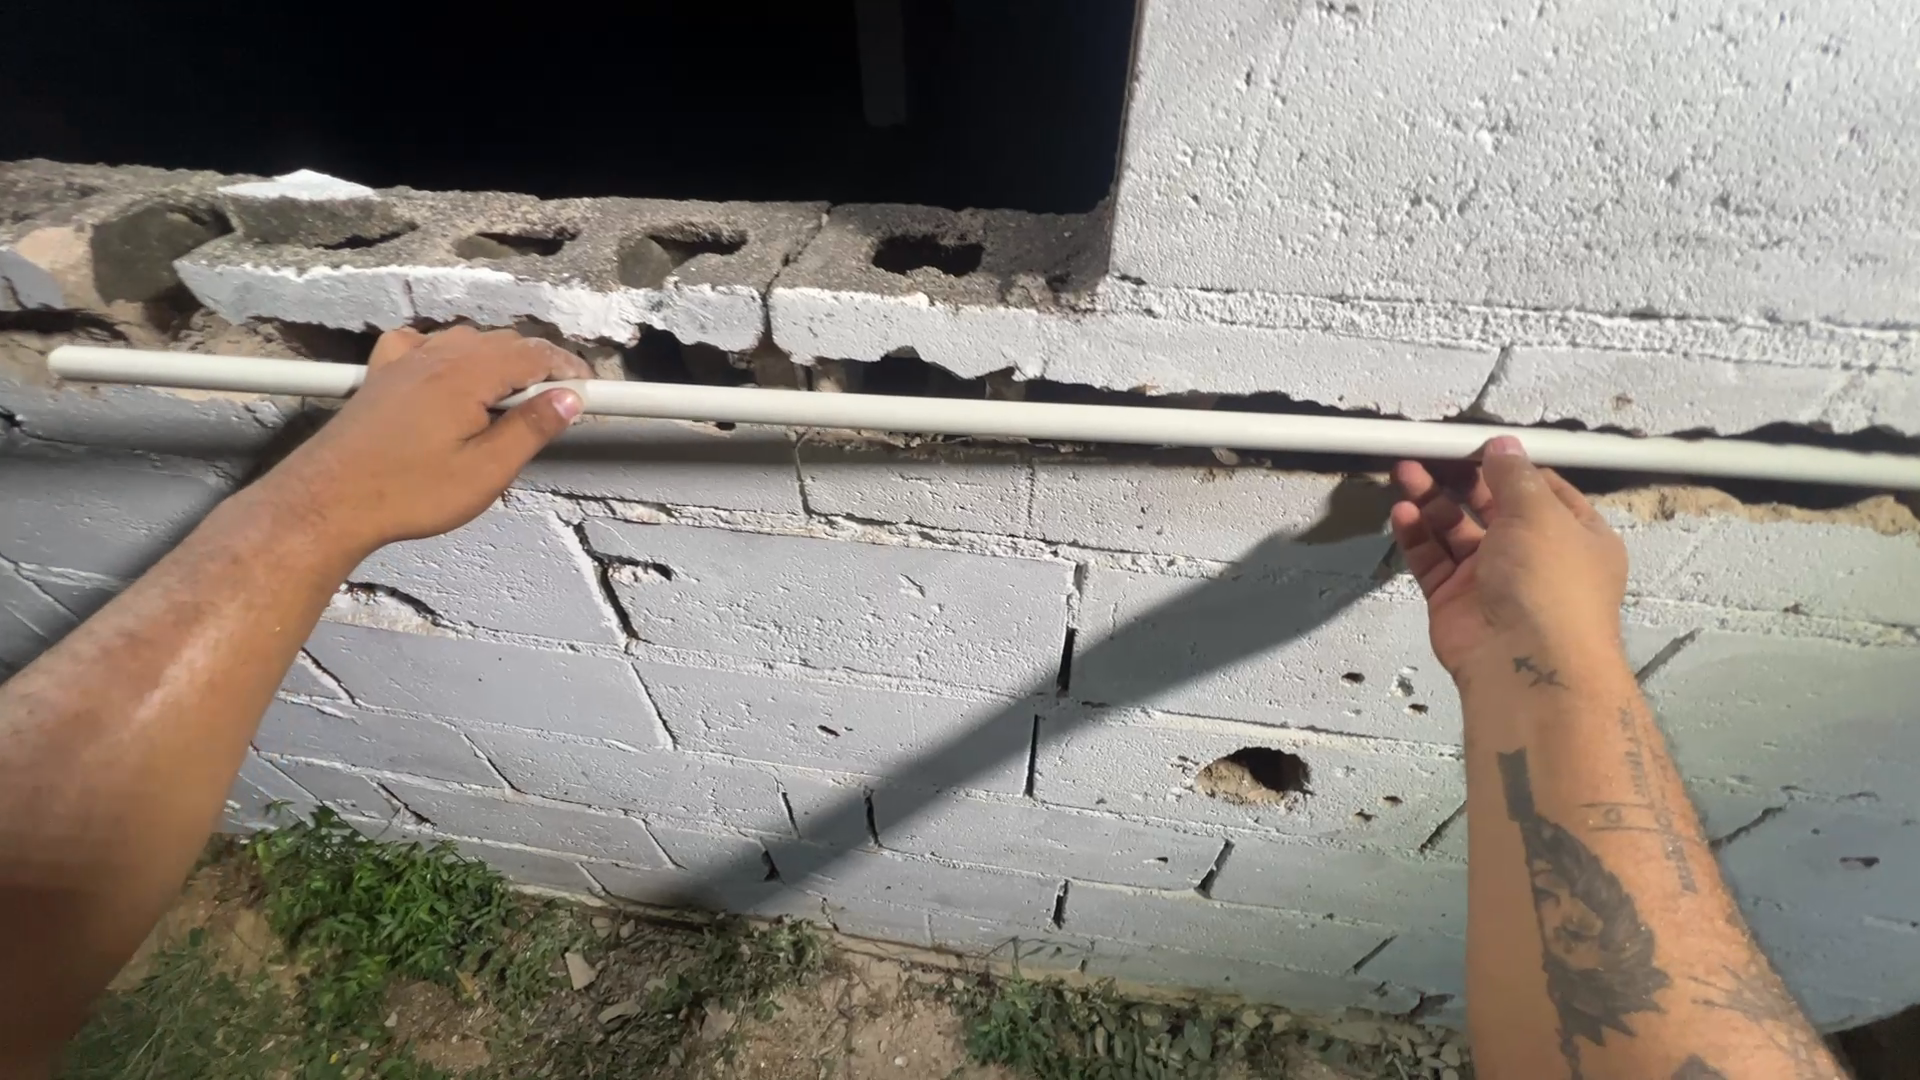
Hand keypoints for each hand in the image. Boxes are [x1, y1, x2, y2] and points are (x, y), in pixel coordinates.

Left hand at [263, 327, 589, 557]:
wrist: (326, 504)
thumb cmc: (412, 492)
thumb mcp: (488, 469)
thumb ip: (532, 428)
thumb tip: (569, 398)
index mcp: (466, 377)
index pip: (534, 354)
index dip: (570, 368)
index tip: (592, 391)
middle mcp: (435, 358)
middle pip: (504, 342)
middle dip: (542, 365)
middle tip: (561, 403)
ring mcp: (404, 363)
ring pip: (468, 339)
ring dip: (502, 358)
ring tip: (516, 396)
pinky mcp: (382, 376)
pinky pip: (423, 343)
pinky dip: (451, 351)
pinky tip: (454, 372)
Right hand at [1390, 436, 1627, 679]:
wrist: (1521, 659)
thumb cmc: (1549, 584)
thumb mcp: (1540, 515)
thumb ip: (1513, 477)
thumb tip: (1502, 445)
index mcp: (1571, 534)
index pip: (1537, 488)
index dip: (1505, 465)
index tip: (1472, 445)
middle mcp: (1531, 554)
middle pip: (1488, 506)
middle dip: (1458, 480)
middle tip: (1426, 455)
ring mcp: (1489, 576)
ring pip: (1453, 530)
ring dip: (1430, 502)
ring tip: (1403, 475)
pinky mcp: (1452, 596)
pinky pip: (1431, 558)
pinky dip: (1416, 535)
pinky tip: (1402, 514)